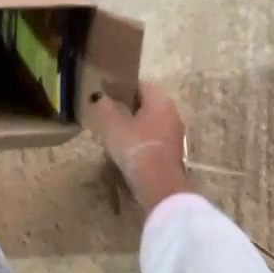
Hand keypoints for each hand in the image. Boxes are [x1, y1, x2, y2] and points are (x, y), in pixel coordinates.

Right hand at [85, 82, 189, 212]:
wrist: (159, 187)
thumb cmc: (137, 149)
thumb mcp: (113, 125)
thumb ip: (104, 106)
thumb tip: (99, 95)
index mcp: (161, 101)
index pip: (139, 85)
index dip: (121, 87)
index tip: (104, 95)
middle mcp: (172, 114)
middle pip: (145, 104)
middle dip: (126, 108)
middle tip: (105, 114)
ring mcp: (174, 134)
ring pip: (148, 122)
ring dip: (132, 126)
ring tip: (112, 133)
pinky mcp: (172, 153)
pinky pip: (152, 138)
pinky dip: (140, 140)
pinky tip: (125, 149)